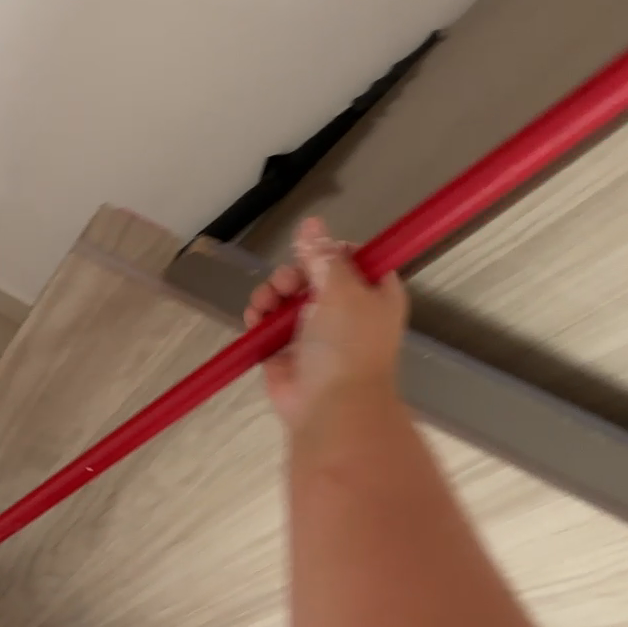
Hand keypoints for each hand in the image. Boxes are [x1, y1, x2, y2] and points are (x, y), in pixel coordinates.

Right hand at [244, 218, 407, 429]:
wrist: (329, 404)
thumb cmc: (347, 346)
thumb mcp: (342, 292)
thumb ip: (323, 257)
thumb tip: (312, 222)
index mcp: (372, 292)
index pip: (352, 257)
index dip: (328, 251)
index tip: (310, 254)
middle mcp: (344, 308)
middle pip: (310, 275)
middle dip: (290, 276)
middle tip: (286, 286)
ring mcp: (311, 329)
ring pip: (283, 297)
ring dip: (269, 296)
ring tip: (265, 307)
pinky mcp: (283, 348)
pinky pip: (265, 323)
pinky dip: (256, 318)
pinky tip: (254, 321)